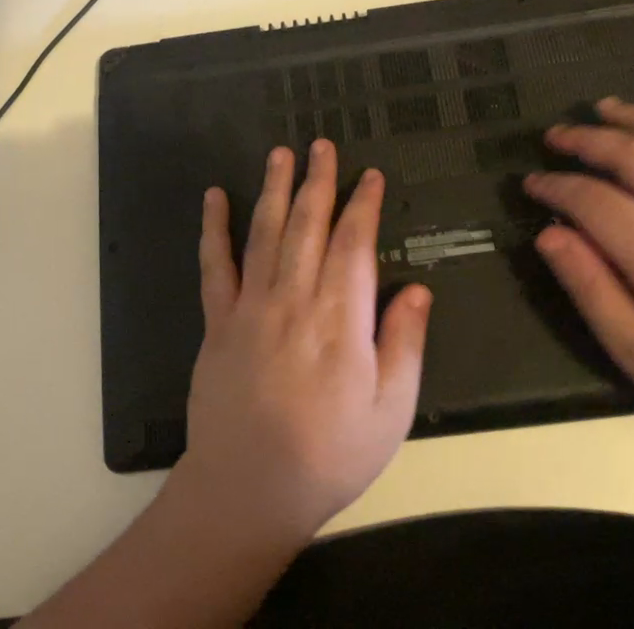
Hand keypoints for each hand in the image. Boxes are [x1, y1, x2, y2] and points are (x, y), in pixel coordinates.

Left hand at [175, 140, 432, 542]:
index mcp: (341, 318)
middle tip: (321, 145)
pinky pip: (215, 266)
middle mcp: (294, 299)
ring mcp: (250, 308)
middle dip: (318, 181)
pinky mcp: (217, 323)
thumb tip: (419, 288)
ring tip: (280, 153)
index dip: (364, 205)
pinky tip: (213, 198)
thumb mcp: (390, 410)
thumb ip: (405, 343)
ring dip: (273, 189)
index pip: (354, 244)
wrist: (249, 488)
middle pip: (307, 225)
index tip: (370, 175)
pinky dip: (214, 228)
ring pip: (264, 233)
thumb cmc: (331, 454)